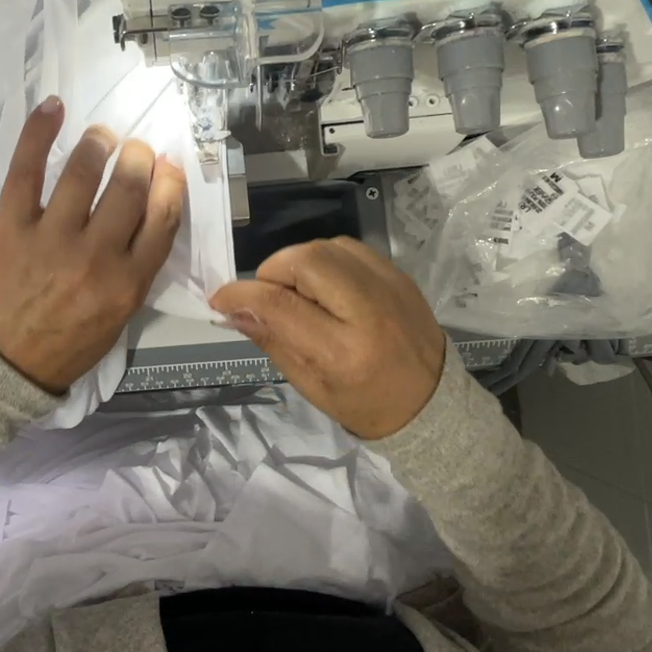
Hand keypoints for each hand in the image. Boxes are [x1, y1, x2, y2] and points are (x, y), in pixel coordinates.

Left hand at [0, 97, 186, 393]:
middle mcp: (96, 256)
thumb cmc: (66, 345)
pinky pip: (26, 170)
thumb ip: (137, 267)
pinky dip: (39, 133)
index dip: (170, 183)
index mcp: (128, 283)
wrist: (1, 366)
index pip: (164, 218)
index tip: (166, 167)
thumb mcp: (119, 318)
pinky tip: (53, 107)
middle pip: (129, 187)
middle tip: (134, 150)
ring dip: (99, 142)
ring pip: (84, 171)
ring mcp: (52, 238)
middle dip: (138, 157)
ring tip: (102, 137)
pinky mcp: (12, 226)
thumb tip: (148, 211)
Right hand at [210, 237, 444, 439]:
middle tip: (267, 294)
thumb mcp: (311, 386)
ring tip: (298, 291)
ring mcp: (389, 287)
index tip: (220, 299)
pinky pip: (350, 249)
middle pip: (305, 260)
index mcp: (342, 352)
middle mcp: (368, 312)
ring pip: (326, 247)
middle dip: (272, 271)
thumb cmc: (365, 404)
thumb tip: (233, 310)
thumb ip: (272, 341)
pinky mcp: (399, 276)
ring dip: (298, 262)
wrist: (432, 404)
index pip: (280, 304)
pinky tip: (324, 285)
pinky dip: (325, 260)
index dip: (241, 295)